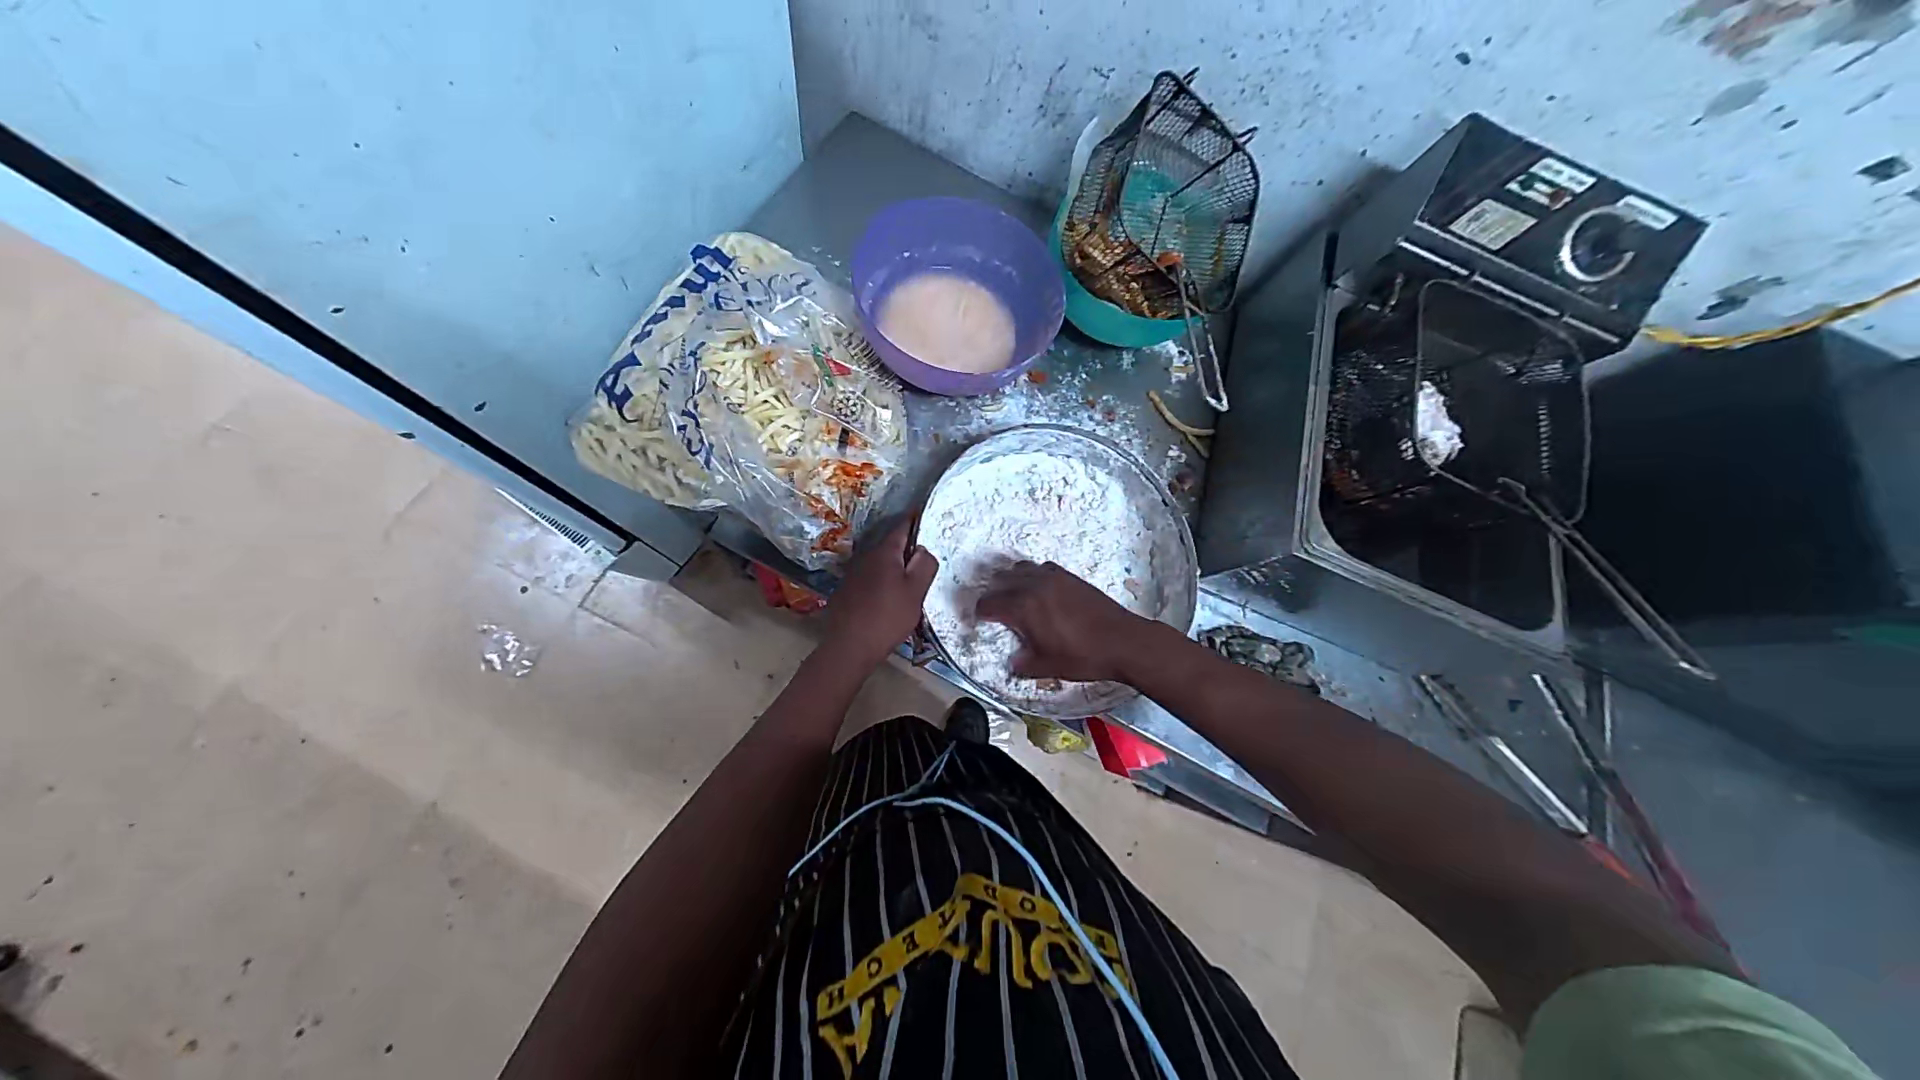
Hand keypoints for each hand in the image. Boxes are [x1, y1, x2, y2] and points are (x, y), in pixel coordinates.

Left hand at [823, 518, 938, 663]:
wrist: (849, 647)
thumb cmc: (887, 617)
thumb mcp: (915, 592)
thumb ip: (924, 566)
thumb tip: (923, 549)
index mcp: (884, 553)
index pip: (902, 527)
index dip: (915, 521)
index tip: (925, 516)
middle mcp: (865, 557)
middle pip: (890, 545)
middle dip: (907, 547)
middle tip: (925, 556)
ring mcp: (853, 574)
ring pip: (880, 563)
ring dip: (894, 566)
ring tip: (910, 578)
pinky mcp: (847, 591)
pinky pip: (870, 578)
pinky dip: (882, 580)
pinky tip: (889, 596)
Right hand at [974, 561, 1153, 682]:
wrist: (1122, 641)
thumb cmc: (1083, 656)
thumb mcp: (1047, 667)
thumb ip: (1023, 664)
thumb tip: (1014, 662)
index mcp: (1022, 607)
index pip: (988, 603)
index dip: (980, 612)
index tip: (980, 620)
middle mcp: (1033, 585)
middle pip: (1000, 580)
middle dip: (993, 594)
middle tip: (994, 610)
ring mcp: (1053, 577)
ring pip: (1020, 568)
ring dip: (1011, 580)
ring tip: (1014, 596)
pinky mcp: (1069, 576)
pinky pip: (1041, 567)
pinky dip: (1033, 575)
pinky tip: (1040, 590)